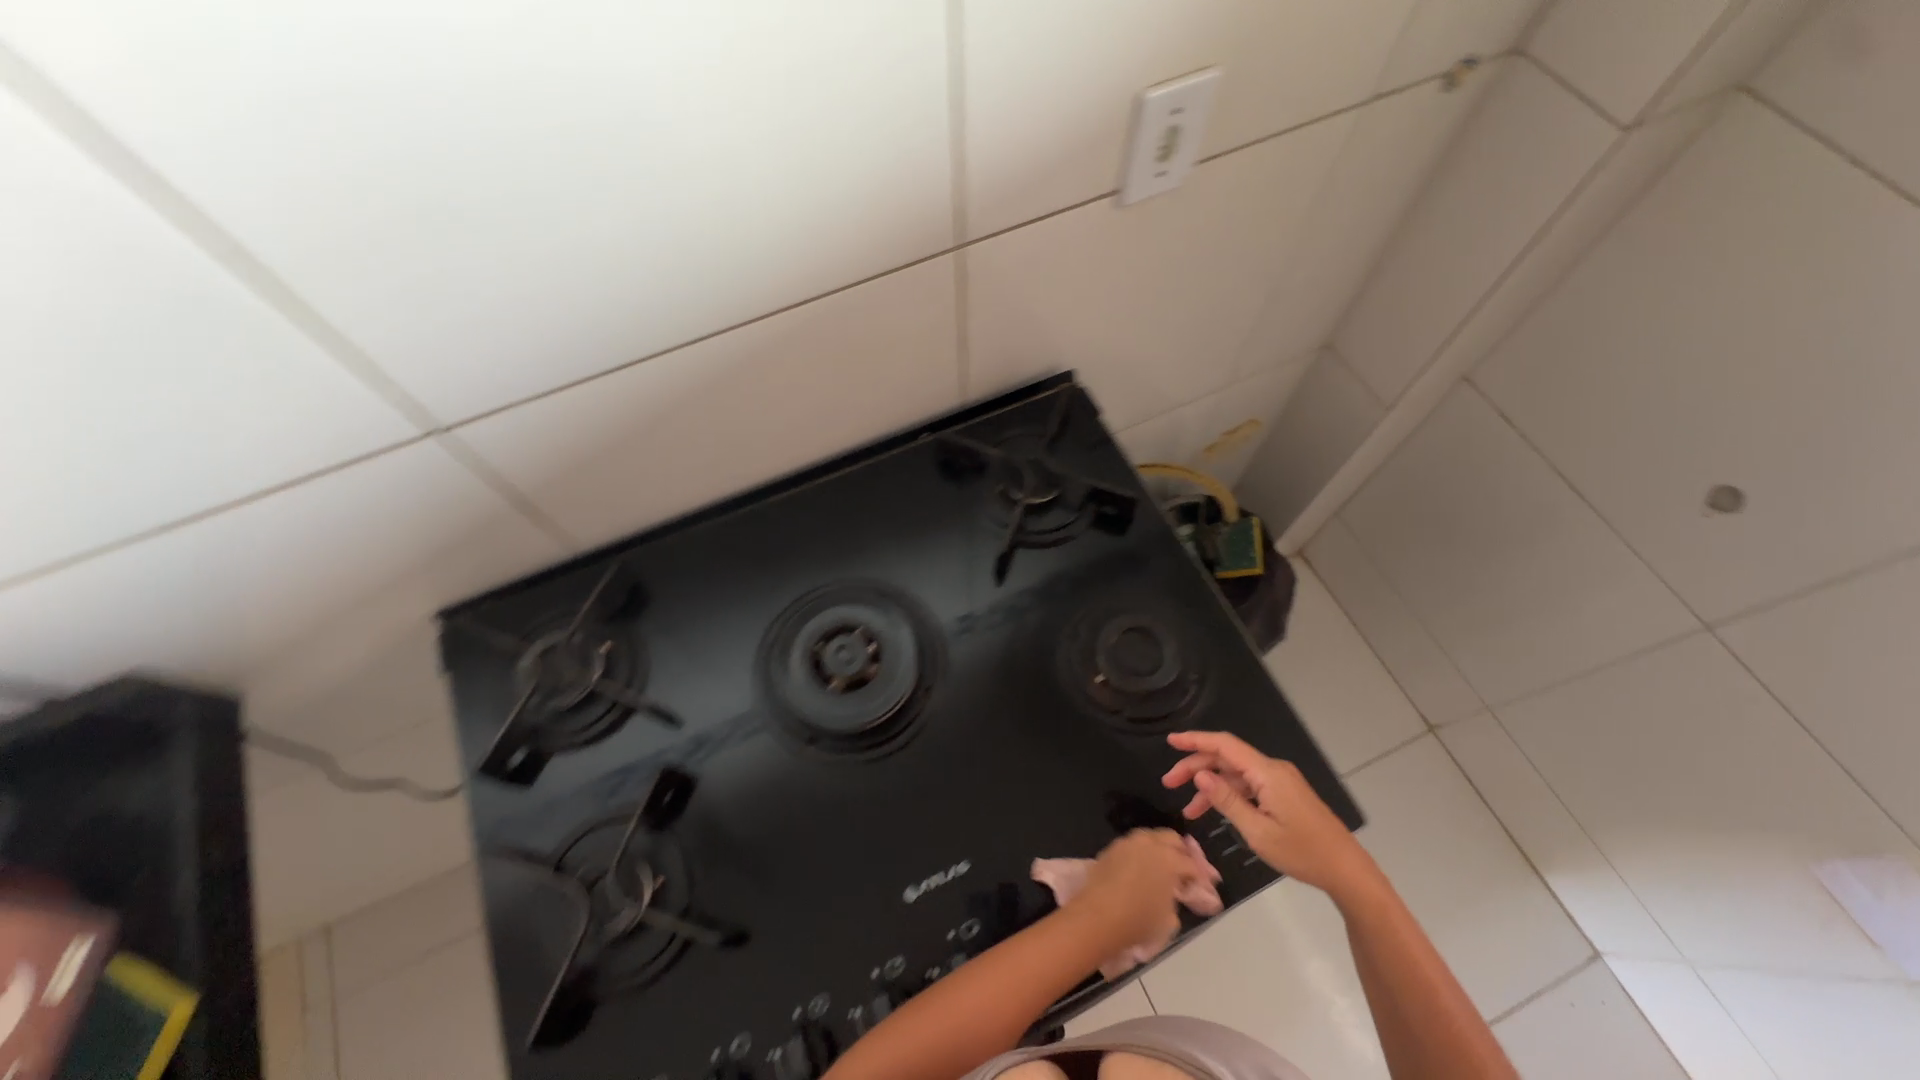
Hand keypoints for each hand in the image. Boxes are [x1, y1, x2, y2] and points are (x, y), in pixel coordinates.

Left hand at [1069, 829, 1199, 946]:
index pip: (1192, 865)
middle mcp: (1150, 844)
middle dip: (1181, 853)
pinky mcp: (1111, 849)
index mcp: (1169, 859)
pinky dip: (1140, 853)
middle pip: (1172, 839)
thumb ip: (1176, 900)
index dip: (1201, 878)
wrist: (1097, 917)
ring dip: (1159, 848)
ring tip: (1162, 866)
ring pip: (1150, 837)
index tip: (1205, 887)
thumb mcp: (1169, 919)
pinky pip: (1132, 845)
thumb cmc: (1138, 922)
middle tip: (1184, 870)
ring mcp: (1127, 843)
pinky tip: (1140, 867)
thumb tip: (1175, 893)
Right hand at [1161, 730, 1375, 896]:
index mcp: (1268, 773)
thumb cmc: (1302, 852)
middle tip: (1169, 784)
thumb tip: (1200, 775)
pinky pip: (1249, 786)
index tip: (1170, 741)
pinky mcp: (1284, 794)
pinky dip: (1229, 795)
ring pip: (1236, 775)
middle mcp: (1273, 770)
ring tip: (1189, 810)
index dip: (1195, 740)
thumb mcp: (1257, 831)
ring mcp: (1280, 782)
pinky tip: (1215, 811)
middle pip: (1227, 758)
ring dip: (1211, 787)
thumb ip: (1227, 801)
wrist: (1346, 870)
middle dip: (1196, 767)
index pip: (1225, 746)